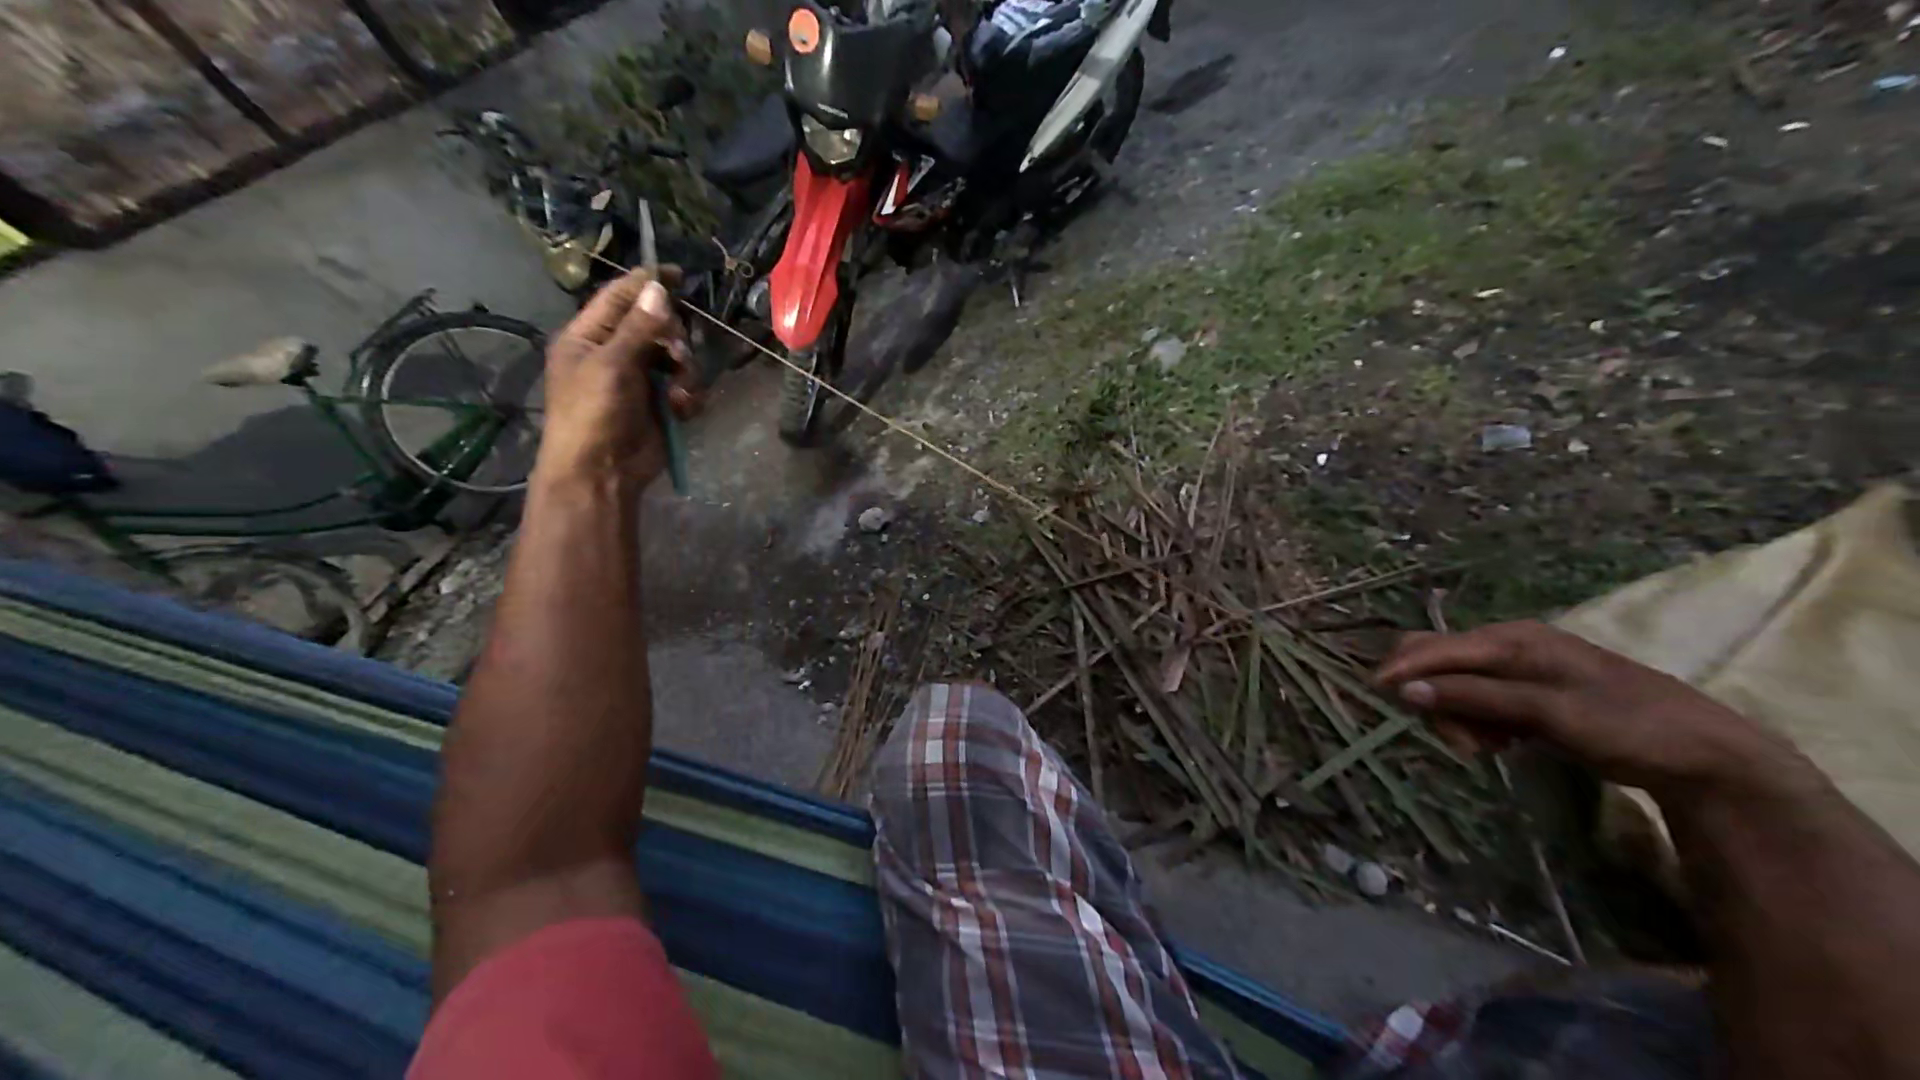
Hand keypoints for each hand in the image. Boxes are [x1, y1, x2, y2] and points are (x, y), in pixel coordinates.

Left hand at [535, 269, 698, 488]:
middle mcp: (615, 352)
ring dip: (685, 372)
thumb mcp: (611, 364)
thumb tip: (658, 288)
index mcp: (589, 336)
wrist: (601, 471)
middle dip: (672, 338)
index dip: (647, 284)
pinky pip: (686, 386)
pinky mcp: (661, 404)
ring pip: (677, 357)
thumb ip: (638, 326)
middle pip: (656, 326)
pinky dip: (689, 396)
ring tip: (679, 392)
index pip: (620, 297)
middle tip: (674, 354)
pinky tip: (683, 408)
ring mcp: (640, 379)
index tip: (678, 275)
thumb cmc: (592, 413)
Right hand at [1375, 621, 1813, 799]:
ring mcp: (1519, 669)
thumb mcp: (1549, 713)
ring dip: (1457, 715)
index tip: (1377, 695)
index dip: (1403, 669)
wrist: (1709, 757)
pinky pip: (1478, 700)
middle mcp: (1509, 645)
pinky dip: (1478, 721)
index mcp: (1514, 639)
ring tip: (1486, 748)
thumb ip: (1475, 698)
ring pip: (1455, 684)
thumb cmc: (1629, 726)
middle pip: (1439, 660)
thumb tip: (1405, 690)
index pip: (1437, 647)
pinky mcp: (1528, 692)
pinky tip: (1501, 743)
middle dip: (1432, 696)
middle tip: (1456, 739)